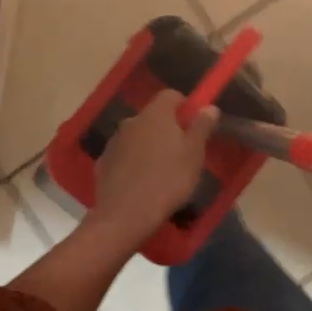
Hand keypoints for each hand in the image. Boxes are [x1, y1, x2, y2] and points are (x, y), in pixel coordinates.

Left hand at [85, 90, 216, 248]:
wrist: (126, 214)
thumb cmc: (168, 181)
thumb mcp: (194, 155)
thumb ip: (201, 127)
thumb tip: (208, 106)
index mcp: (155, 114)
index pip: (171, 96)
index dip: (184, 107)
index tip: (194, 126)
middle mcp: (131, 121)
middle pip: (152, 117)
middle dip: (166, 129)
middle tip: (180, 153)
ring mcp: (113, 141)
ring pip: (136, 137)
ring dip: (148, 146)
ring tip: (160, 171)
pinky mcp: (103, 162)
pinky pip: (122, 156)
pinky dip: (132, 163)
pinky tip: (140, 183)